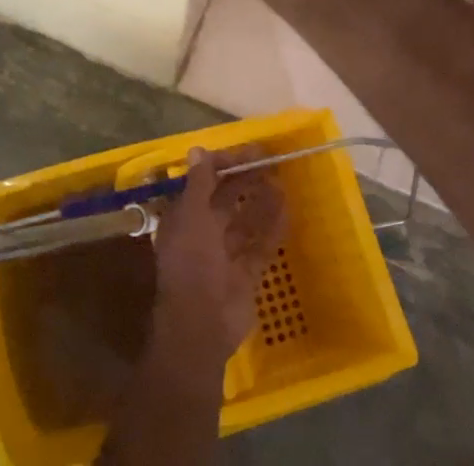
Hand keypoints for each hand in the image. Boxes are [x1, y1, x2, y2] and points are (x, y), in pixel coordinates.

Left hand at [150, 147, 286, 363]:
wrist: (202, 324)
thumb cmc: (192, 263)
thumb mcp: (192, 217)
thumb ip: (199, 183)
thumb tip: (198, 149)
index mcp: (183, 218)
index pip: (203, 182)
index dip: (223, 164)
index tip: (249, 151)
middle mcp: (202, 233)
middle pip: (225, 199)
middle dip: (245, 180)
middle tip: (271, 161)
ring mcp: (224, 255)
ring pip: (245, 222)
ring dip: (261, 202)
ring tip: (282, 182)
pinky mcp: (245, 274)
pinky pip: (261, 246)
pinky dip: (273, 229)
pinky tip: (289, 210)